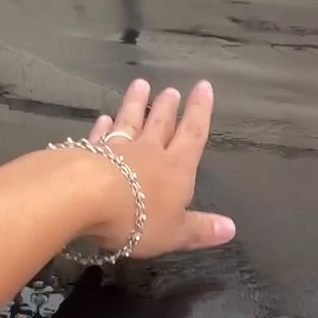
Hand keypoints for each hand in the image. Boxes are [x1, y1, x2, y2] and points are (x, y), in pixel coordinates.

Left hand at [82, 78, 234, 257]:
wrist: (86, 197)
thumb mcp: (176, 232)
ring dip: (136, 104)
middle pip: (161, 124)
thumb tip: (232, 228)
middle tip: (171, 90)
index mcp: (176, 169)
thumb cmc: (138, 217)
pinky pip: (100, 136)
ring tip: (140, 85)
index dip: (201, 111)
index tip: (204, 86)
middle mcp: (149, 152)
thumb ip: (201, 229)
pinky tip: (103, 117)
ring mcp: (117, 149)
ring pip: (130, 121)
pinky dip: (103, 126)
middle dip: (168, 107)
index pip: (193, 135)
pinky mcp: (89, 152)